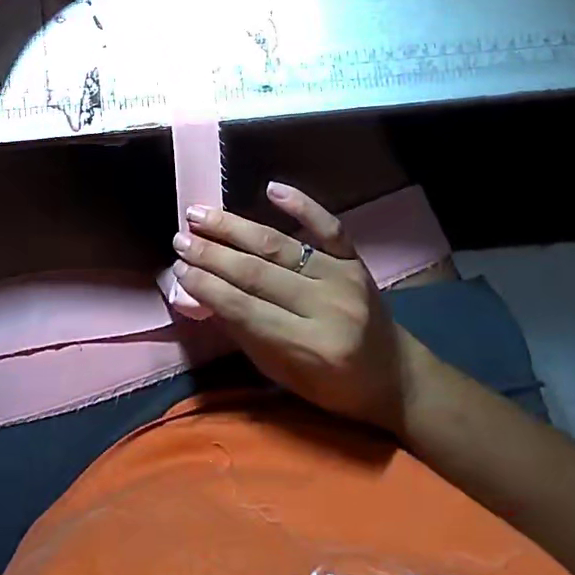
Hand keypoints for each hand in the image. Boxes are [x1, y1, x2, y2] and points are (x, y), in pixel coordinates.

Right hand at [170, 181, 434, 433]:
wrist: (397, 378)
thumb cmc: (331, 385)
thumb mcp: (281, 373)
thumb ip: (242, 332)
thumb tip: (196, 295)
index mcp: (311, 348)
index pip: (246, 309)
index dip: (207, 287)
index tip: (177, 269)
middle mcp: (329, 309)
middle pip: (258, 274)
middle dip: (212, 255)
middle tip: (179, 240)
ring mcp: (344, 280)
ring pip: (280, 246)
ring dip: (234, 228)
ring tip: (198, 215)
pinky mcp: (356, 261)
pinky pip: (329, 227)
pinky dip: (301, 204)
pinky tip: (271, 189)